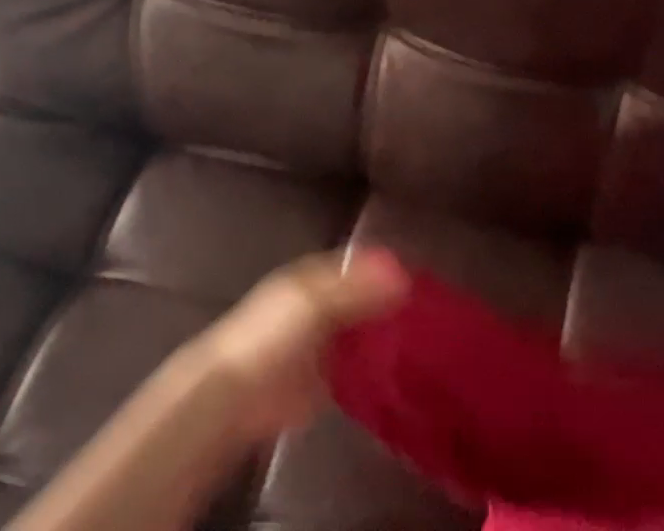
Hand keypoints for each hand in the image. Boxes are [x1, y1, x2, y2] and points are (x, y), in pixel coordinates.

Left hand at [187, 248, 409, 436]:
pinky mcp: (324, 384)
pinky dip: (377, 371)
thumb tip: (405, 276)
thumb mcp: (314, 301)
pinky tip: (402, 374)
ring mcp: (321, 347)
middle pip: (365, 302)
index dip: (387, 270)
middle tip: (430, 315)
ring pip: (364, 336)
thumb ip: (358, 288)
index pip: (358, 266)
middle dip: (392, 307)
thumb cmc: (270, 338)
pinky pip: (359, 372)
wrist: (234, 397)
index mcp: (313, 280)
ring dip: (387, 340)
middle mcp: (318, 309)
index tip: (420, 280)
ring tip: (425, 344)